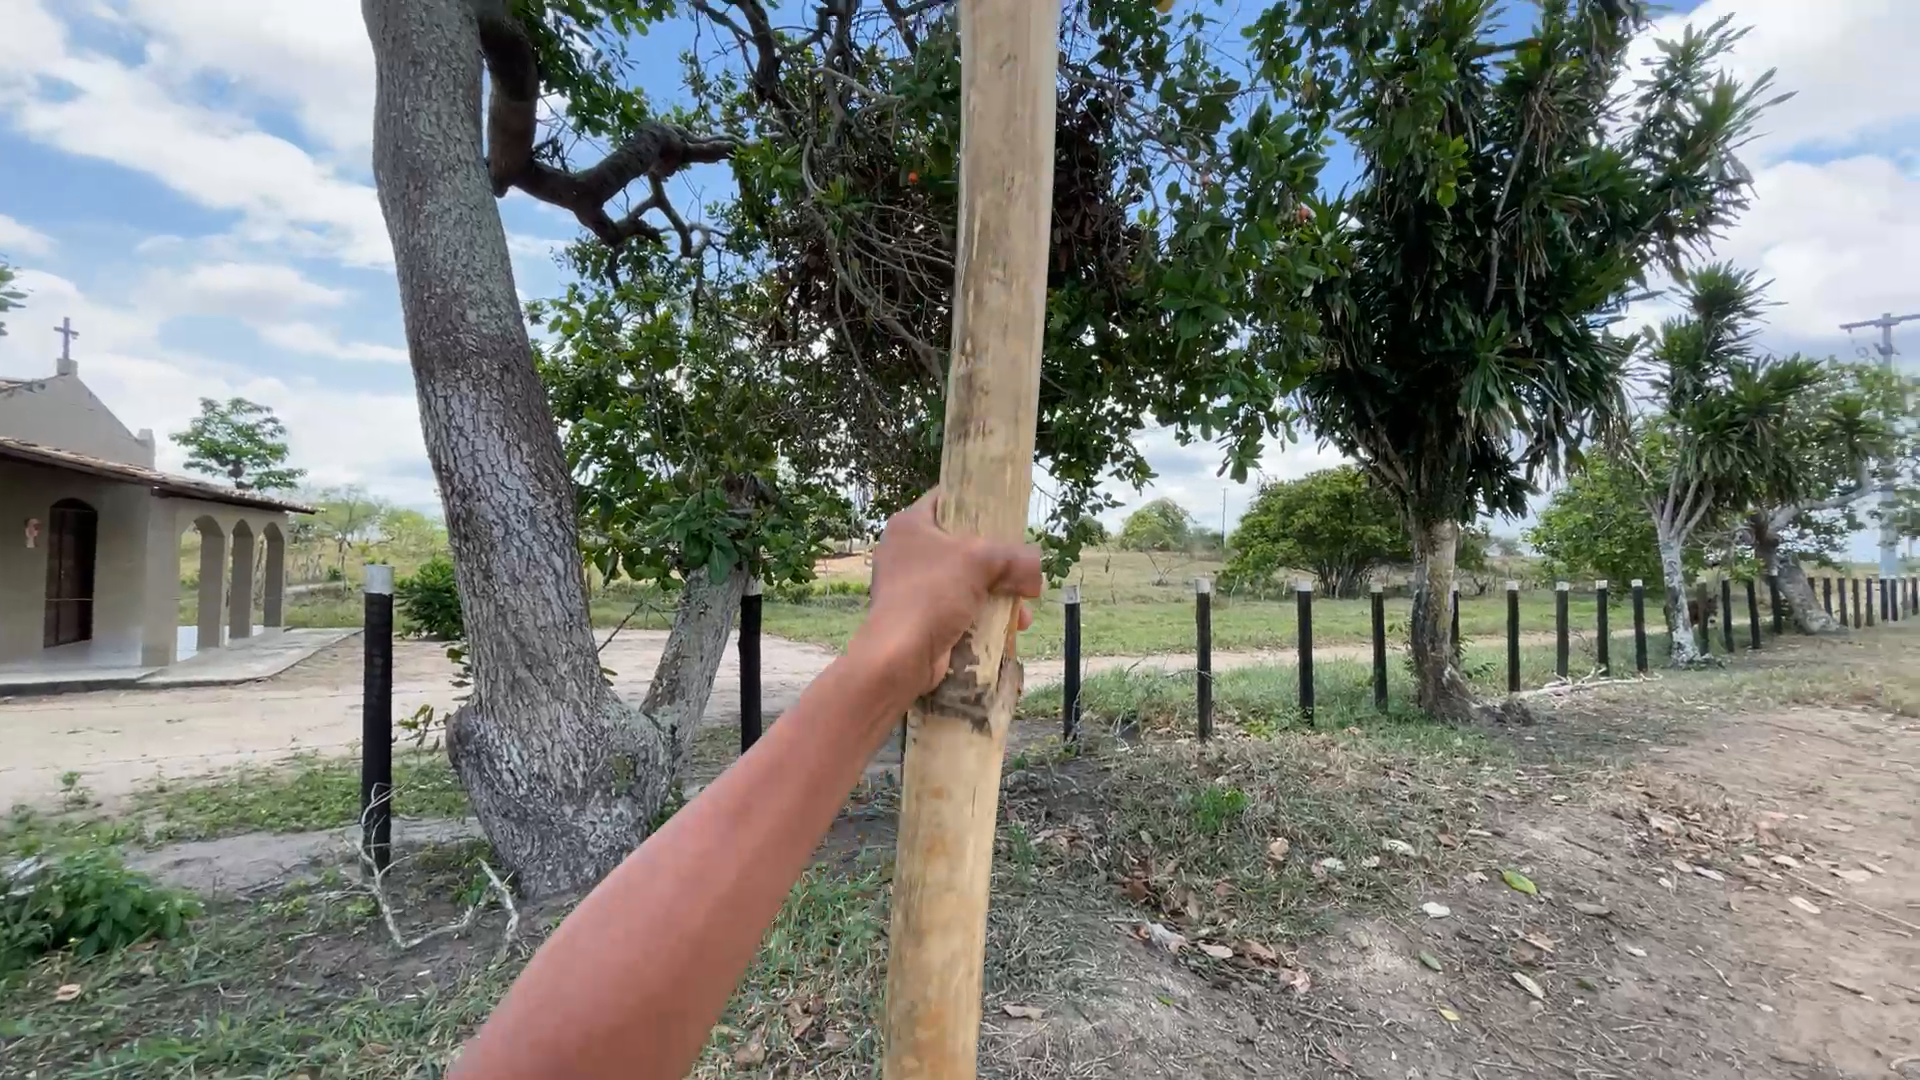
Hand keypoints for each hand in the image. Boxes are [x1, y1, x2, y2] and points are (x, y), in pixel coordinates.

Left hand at [850, 491, 1043, 696]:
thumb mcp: (982, 561)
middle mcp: (907, 551)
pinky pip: (959, 607)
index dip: (978, 502)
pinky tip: (1010, 628)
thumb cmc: (933, 593)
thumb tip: (1035, 575)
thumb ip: (1016, 558)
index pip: (947, 499)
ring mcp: (911, 586)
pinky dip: (984, 615)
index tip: (1008, 513)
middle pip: (963, 544)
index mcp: (910, 524)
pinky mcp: (920, 616)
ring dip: (998, 593)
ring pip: (966, 580)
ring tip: (1022, 611)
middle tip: (1023, 570)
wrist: (899, 655)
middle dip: (999, 561)